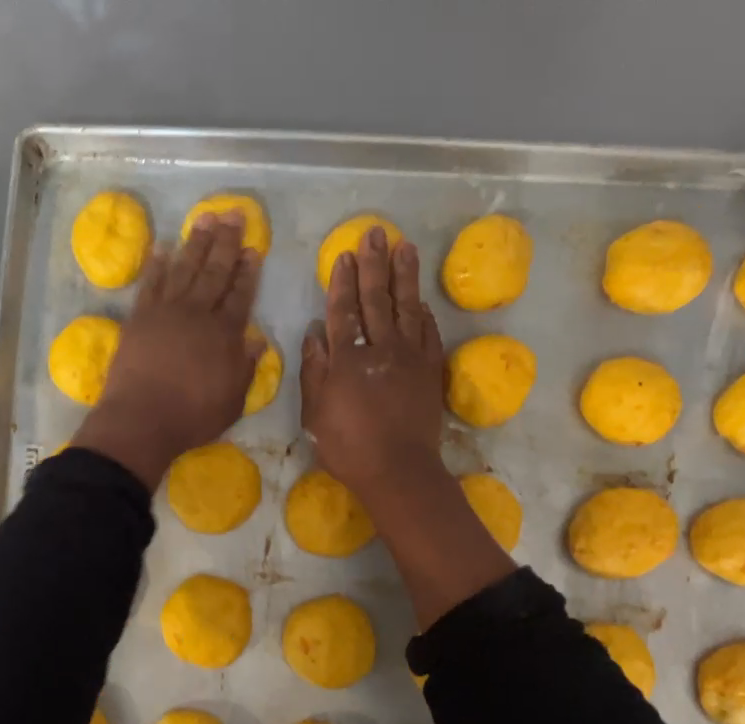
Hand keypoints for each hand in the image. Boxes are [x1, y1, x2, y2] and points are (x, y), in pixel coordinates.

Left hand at [72, 214, 263, 488]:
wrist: (142, 419)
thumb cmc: (192, 417)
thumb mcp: (233, 401)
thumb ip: (245, 369)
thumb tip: (257, 341)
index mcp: (225, 333)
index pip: (241, 294)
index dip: (248, 271)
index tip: (253, 249)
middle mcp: (198, 314)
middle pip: (215, 271)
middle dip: (226, 242)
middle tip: (234, 214)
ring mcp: (167, 312)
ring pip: (185, 268)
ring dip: (196, 242)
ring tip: (205, 218)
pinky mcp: (140, 317)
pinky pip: (151, 283)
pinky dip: (157, 264)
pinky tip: (163, 248)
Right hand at [300, 226, 446, 500]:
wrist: (398, 469)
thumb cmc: (347, 448)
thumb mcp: (315, 414)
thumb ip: (314, 371)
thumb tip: (315, 334)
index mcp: (346, 360)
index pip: (343, 310)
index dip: (342, 281)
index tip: (344, 255)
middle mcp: (379, 349)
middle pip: (375, 298)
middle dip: (373, 264)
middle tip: (375, 233)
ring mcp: (409, 357)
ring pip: (406, 306)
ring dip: (404, 275)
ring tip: (403, 247)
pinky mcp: (430, 369)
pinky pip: (428, 331)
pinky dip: (422, 311)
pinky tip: (418, 298)